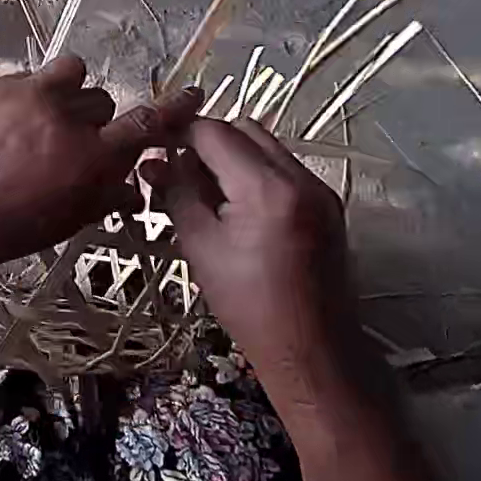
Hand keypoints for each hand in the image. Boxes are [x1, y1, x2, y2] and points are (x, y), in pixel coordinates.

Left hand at [0, 57, 203, 277]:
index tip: (190, 94)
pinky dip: (31, 94)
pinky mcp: (2, 84)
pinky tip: (8, 120)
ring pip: (74, 74)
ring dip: (68, 93)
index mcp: (91, 158)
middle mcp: (68, 119)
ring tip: (46, 114)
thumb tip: (131, 189)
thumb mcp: (67, 220)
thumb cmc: (9, 225)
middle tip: (69, 140)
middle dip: (94, 120)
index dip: (174, 108)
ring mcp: (32, 95)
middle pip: (103, 101)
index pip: (147, 123)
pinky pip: (33, 76)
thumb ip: (104, 197)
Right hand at [145, 118, 348, 384]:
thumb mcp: (200, 247)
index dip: (180, 134)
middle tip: (181, 172)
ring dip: (233, 155)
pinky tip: (238, 207)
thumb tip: (153, 162)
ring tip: (208, 193)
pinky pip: (284, 167)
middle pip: (244, 129)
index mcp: (267, 190)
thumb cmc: (250, 306)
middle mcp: (301, 179)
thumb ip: (176, 193)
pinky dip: (256, 172)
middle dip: (208, 141)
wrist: (311, 351)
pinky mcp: (328, 203)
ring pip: (266, 145)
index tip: (158, 147)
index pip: (215, 133)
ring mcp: (320, 189)